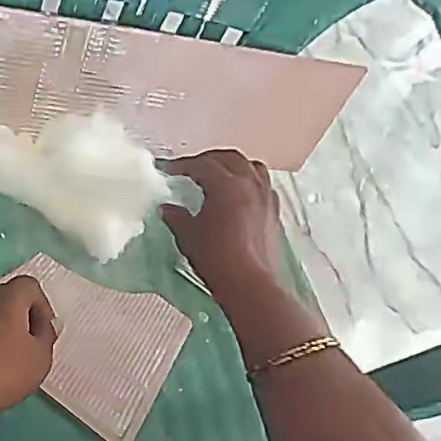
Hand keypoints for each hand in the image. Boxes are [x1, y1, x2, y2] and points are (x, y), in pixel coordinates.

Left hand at [0, 277, 57, 425]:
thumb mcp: (40, 358)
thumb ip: (47, 336)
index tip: (44, 334)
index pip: (30, 286)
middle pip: (8, 298)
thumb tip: (43, 325)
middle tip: (30, 348)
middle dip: (23, 318)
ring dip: (3, 330)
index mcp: (7, 296)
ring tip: (9, 361)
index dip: (42, 308)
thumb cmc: (2, 371)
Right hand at [160, 150, 281, 297]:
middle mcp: (250, 184)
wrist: (248, 283)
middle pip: (228, 158)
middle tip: (189, 168)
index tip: (168, 170)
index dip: (182, 165)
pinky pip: (262, 183)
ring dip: (231, 165)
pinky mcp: (273, 211)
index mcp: (226, 186)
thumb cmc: (215, 258)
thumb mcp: (187, 235)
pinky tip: (239, 193)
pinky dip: (248, 180)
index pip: (201, 165)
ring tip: (217, 174)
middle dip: (206, 159)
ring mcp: (265, 196)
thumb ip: (176, 216)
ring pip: (250, 166)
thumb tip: (167, 208)